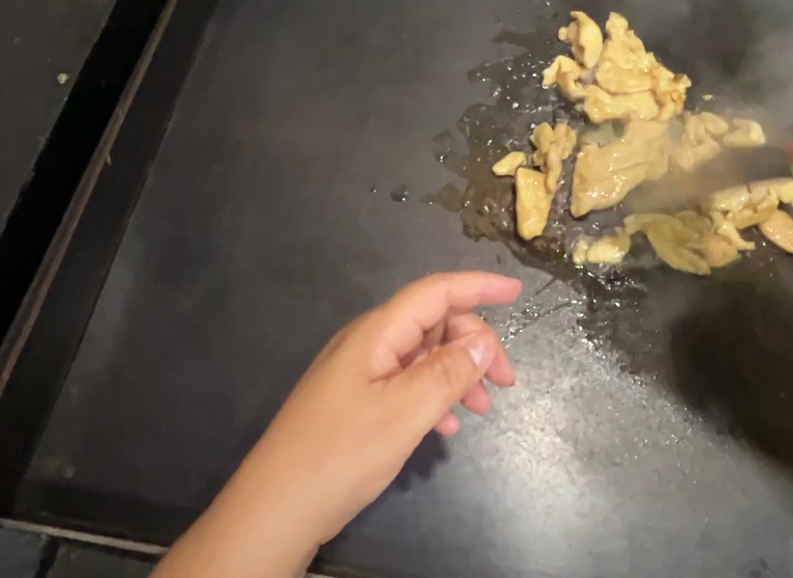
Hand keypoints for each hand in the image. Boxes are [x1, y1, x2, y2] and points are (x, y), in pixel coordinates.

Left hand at [159, 272, 521, 576]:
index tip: (516, 290)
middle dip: (474, 343)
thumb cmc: (341, 453)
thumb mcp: (404, 414)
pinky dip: (433, 395)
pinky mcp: (356, 398)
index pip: (436, 291)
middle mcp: (369, 341)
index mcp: (378, 332)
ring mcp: (360, 370)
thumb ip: (447, 374)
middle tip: (505, 383)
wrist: (276, 506)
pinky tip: (446, 427)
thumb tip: (483, 341)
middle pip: (433, 322)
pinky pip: (406, 381)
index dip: (478, 285)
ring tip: (482, 409)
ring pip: (423, 354)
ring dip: (457, 373)